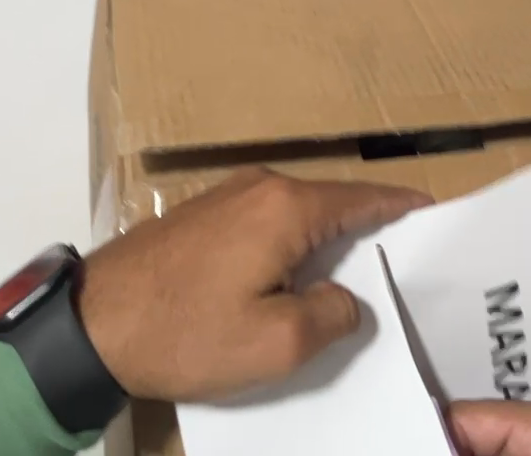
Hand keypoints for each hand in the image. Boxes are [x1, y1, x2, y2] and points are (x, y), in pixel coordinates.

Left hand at [77, 168, 430, 402]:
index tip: (434, 210)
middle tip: (403, 258)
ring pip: (298, 212)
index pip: (362, 198)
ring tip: (355, 272)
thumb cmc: (187, 330)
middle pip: (331, 202)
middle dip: (367, 227)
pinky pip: (269, 220)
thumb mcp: (274, 344)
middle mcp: (262, 186)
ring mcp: (230, 194)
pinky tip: (298, 272)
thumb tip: (346, 297)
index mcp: (286, 207)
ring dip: (327, 238)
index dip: (400, 205)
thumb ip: (329, 317)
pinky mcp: (208, 212)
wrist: (96, 318)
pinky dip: (293, 241)